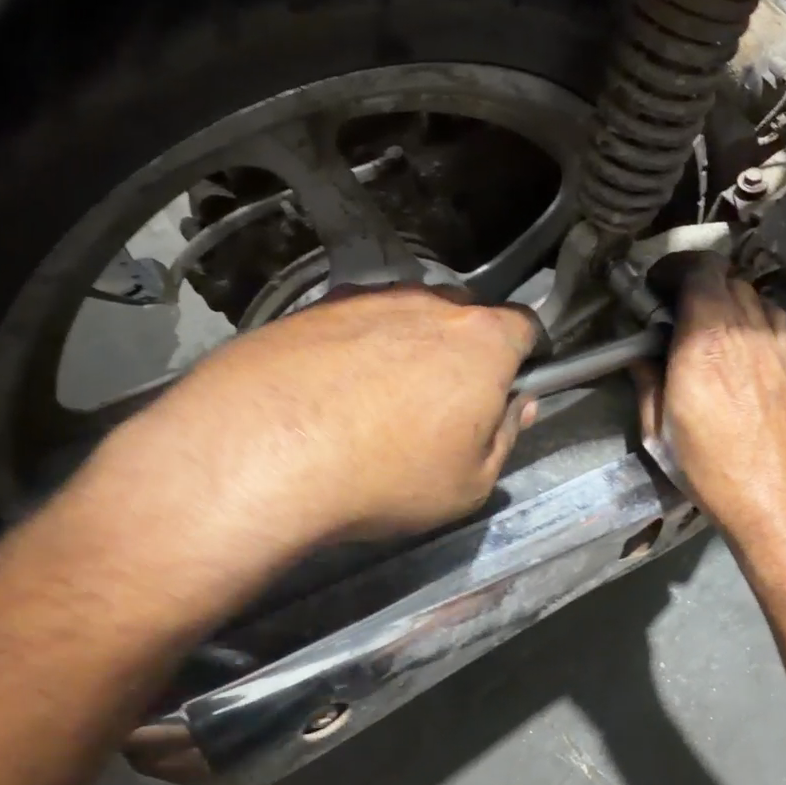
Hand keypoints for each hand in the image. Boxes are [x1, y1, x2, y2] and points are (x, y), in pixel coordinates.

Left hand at [89, 286, 537, 561]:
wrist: (258, 457)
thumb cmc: (383, 478)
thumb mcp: (470, 485)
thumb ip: (505, 438)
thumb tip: (515, 408)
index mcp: (483, 341)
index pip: (527, 327)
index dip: (525, 358)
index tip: (510, 386)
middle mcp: (429, 305)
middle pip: (465, 318)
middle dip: (464, 352)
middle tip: (445, 406)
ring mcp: (365, 299)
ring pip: (406, 319)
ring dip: (407, 351)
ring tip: (379, 407)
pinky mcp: (310, 309)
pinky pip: (351, 326)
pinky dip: (353, 352)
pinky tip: (332, 398)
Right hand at [643, 259, 785, 541]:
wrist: (770, 497)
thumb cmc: (708, 470)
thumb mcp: (658, 432)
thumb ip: (647, 383)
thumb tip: (639, 355)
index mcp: (702, 347)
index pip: (698, 273)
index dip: (674, 268)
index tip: (656, 285)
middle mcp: (741, 334)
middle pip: (724, 276)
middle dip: (695, 279)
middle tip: (675, 302)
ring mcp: (772, 344)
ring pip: (751, 291)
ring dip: (725, 293)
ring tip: (707, 316)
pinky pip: (773, 315)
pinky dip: (754, 311)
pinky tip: (740, 332)